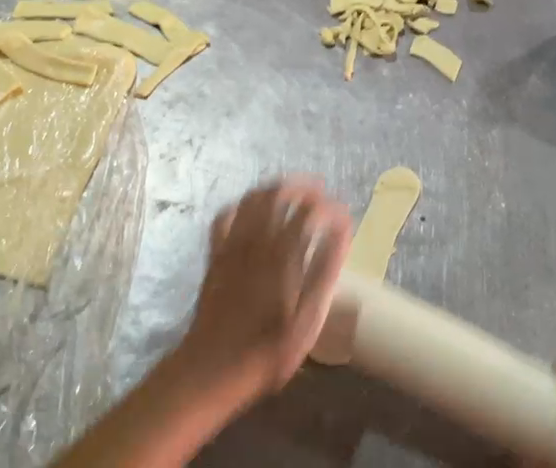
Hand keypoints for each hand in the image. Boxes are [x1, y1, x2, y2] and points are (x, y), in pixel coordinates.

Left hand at [176, 176, 353, 397]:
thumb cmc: (268, 350)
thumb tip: (342, 231)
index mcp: (283, 254)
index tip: (342, 212)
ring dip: (274, 188)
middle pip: (278, 194)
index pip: (308, 210)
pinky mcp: (215, 254)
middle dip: (302, 187)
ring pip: (252, 199)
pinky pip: (226, 216)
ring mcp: (232, 244)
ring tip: (292, 192)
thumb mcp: (309, 318)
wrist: (213, 367)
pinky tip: (251, 210)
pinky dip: (242, 205)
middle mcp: (256, 240)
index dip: (328, 205)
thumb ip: (326, 271)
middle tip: (319, 191)